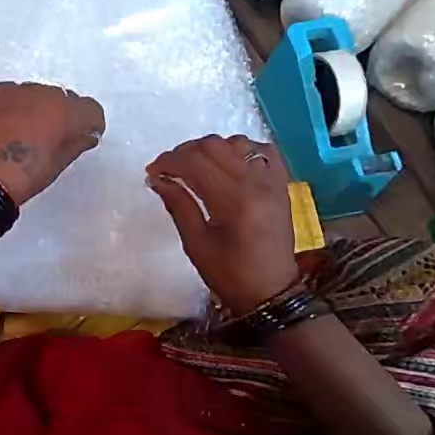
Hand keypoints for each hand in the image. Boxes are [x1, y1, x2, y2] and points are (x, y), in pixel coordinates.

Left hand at [0, 81, 106, 205]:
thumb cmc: (19, 178)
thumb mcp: (54, 167)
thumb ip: (75, 145)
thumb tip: (87, 135)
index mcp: (63, 110)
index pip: (90, 109)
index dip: (90, 124)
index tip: (83, 138)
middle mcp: (39, 91)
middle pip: (61, 99)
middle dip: (60, 116)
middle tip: (49, 141)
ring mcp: (10, 89)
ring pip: (33, 95)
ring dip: (34, 110)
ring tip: (20, 136)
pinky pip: (7, 96)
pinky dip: (10, 109)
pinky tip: (0, 131)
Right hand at [147, 135, 299, 313]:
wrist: (271, 291)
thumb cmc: (229, 274)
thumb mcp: (196, 244)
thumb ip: (179, 206)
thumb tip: (157, 179)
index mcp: (233, 201)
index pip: (195, 163)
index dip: (168, 162)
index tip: (152, 172)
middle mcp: (255, 182)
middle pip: (213, 146)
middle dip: (184, 152)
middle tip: (168, 169)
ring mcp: (272, 180)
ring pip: (236, 142)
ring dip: (210, 149)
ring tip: (195, 167)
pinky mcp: (281, 183)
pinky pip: (262, 150)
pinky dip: (241, 149)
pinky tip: (227, 163)